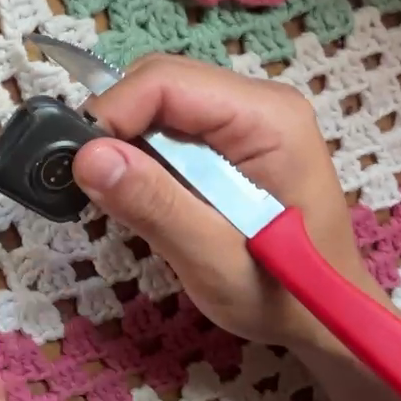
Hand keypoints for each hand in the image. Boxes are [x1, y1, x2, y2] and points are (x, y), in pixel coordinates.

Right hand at [72, 55, 370, 348]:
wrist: (320, 318)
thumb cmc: (280, 295)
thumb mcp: (212, 259)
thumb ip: (154, 205)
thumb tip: (87, 157)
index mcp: (266, 119)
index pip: (165, 82)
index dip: (111, 113)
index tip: (80, 166)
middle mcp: (255, 104)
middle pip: (157, 83)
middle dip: (113, 126)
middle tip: (94, 184)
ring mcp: (241, 121)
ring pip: (155, 105)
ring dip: (123, 144)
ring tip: (119, 197)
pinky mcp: (226, 143)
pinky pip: (165, 131)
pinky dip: (139, 158)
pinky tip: (142, 196)